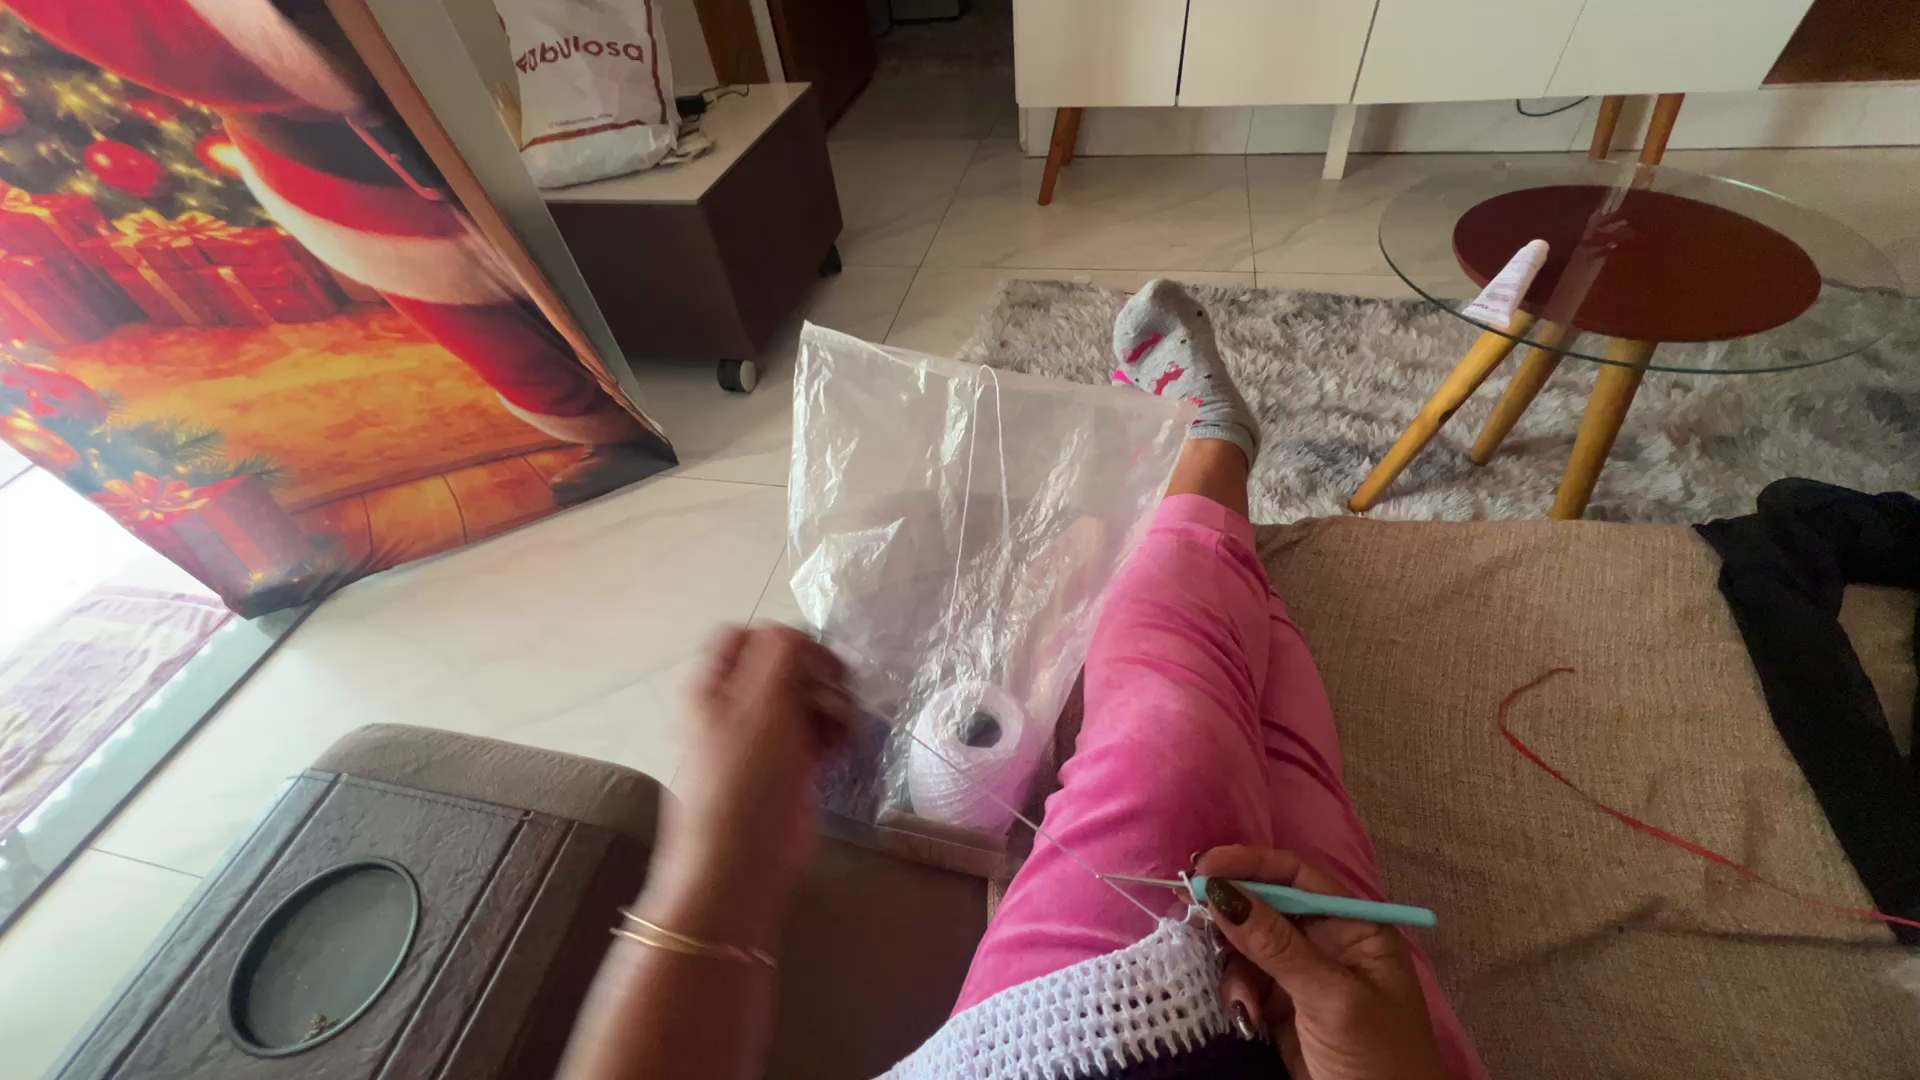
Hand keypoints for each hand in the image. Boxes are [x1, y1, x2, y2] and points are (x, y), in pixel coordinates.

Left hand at [645, 625, 854, 946]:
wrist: (743, 864)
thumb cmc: (745, 779)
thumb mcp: (760, 705)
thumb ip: (781, 655)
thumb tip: (796, 632)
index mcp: (713, 687)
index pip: (743, 636)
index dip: (780, 638)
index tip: (812, 656)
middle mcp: (735, 706)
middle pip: (782, 665)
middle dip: (815, 673)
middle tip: (836, 688)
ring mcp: (764, 737)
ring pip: (805, 697)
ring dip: (832, 703)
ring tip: (842, 725)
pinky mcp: (790, 764)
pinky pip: (817, 730)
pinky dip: (834, 731)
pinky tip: (842, 747)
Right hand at [1199, 846, 1448, 1079]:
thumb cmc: (1378, 1061)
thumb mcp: (1330, 998)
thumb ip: (1275, 943)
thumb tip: (1219, 889)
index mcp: (1354, 926)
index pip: (1296, 875)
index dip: (1249, 863)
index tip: (1204, 866)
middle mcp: (1326, 940)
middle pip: (1264, 903)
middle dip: (1232, 913)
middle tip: (1194, 913)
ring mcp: (1303, 972)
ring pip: (1247, 941)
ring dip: (1234, 965)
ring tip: (1242, 1001)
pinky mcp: (1282, 1003)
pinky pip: (1244, 977)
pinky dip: (1238, 992)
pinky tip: (1247, 1018)